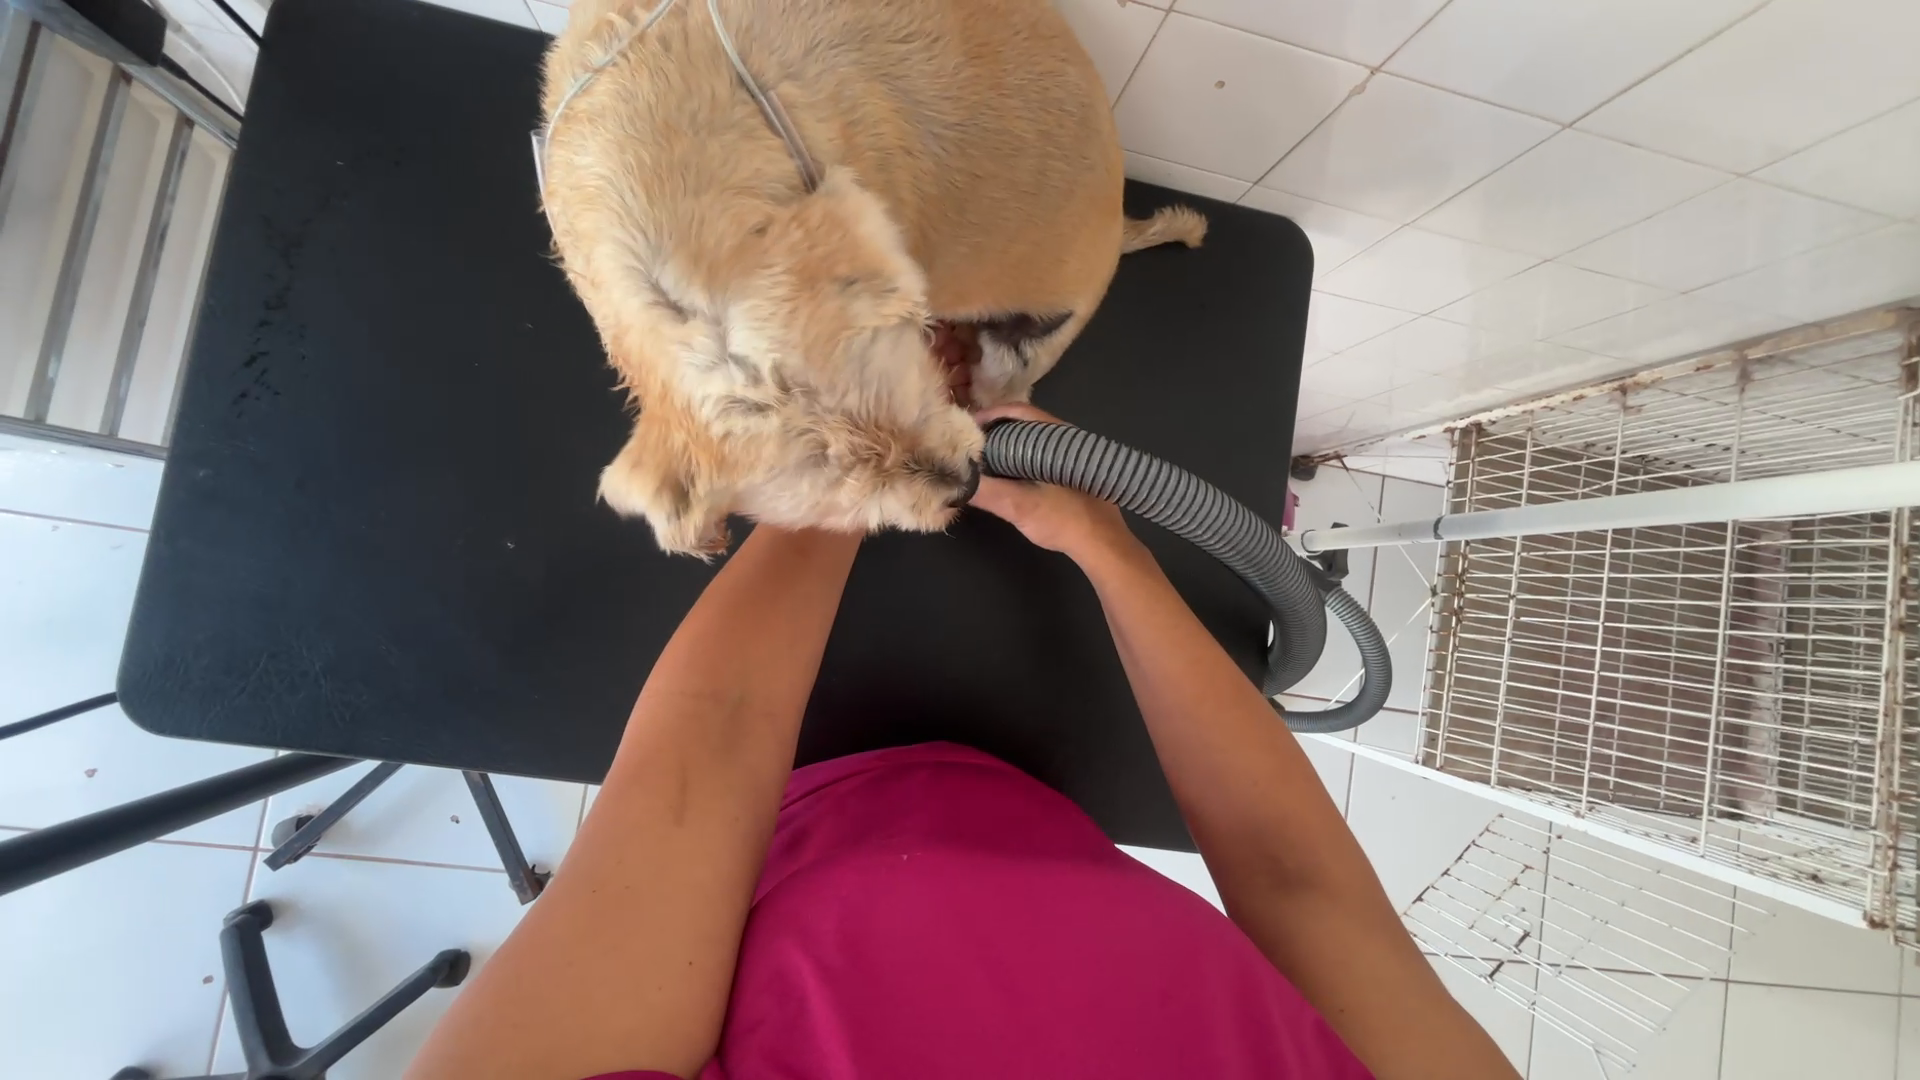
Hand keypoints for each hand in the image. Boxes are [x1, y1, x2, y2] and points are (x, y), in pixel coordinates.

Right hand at [968, 404, 1142, 566]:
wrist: (1103, 544)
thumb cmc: (1065, 520)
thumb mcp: (1019, 507)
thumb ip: (986, 492)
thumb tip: (955, 483)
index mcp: (1056, 436)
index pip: (1017, 411)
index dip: (988, 416)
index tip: (965, 429)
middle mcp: (1067, 438)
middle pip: (1024, 424)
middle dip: (995, 432)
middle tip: (969, 445)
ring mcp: (1073, 455)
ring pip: (1033, 440)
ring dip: (1008, 446)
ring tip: (983, 460)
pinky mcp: (1075, 472)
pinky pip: (1041, 455)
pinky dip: (1021, 459)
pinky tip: (1008, 476)